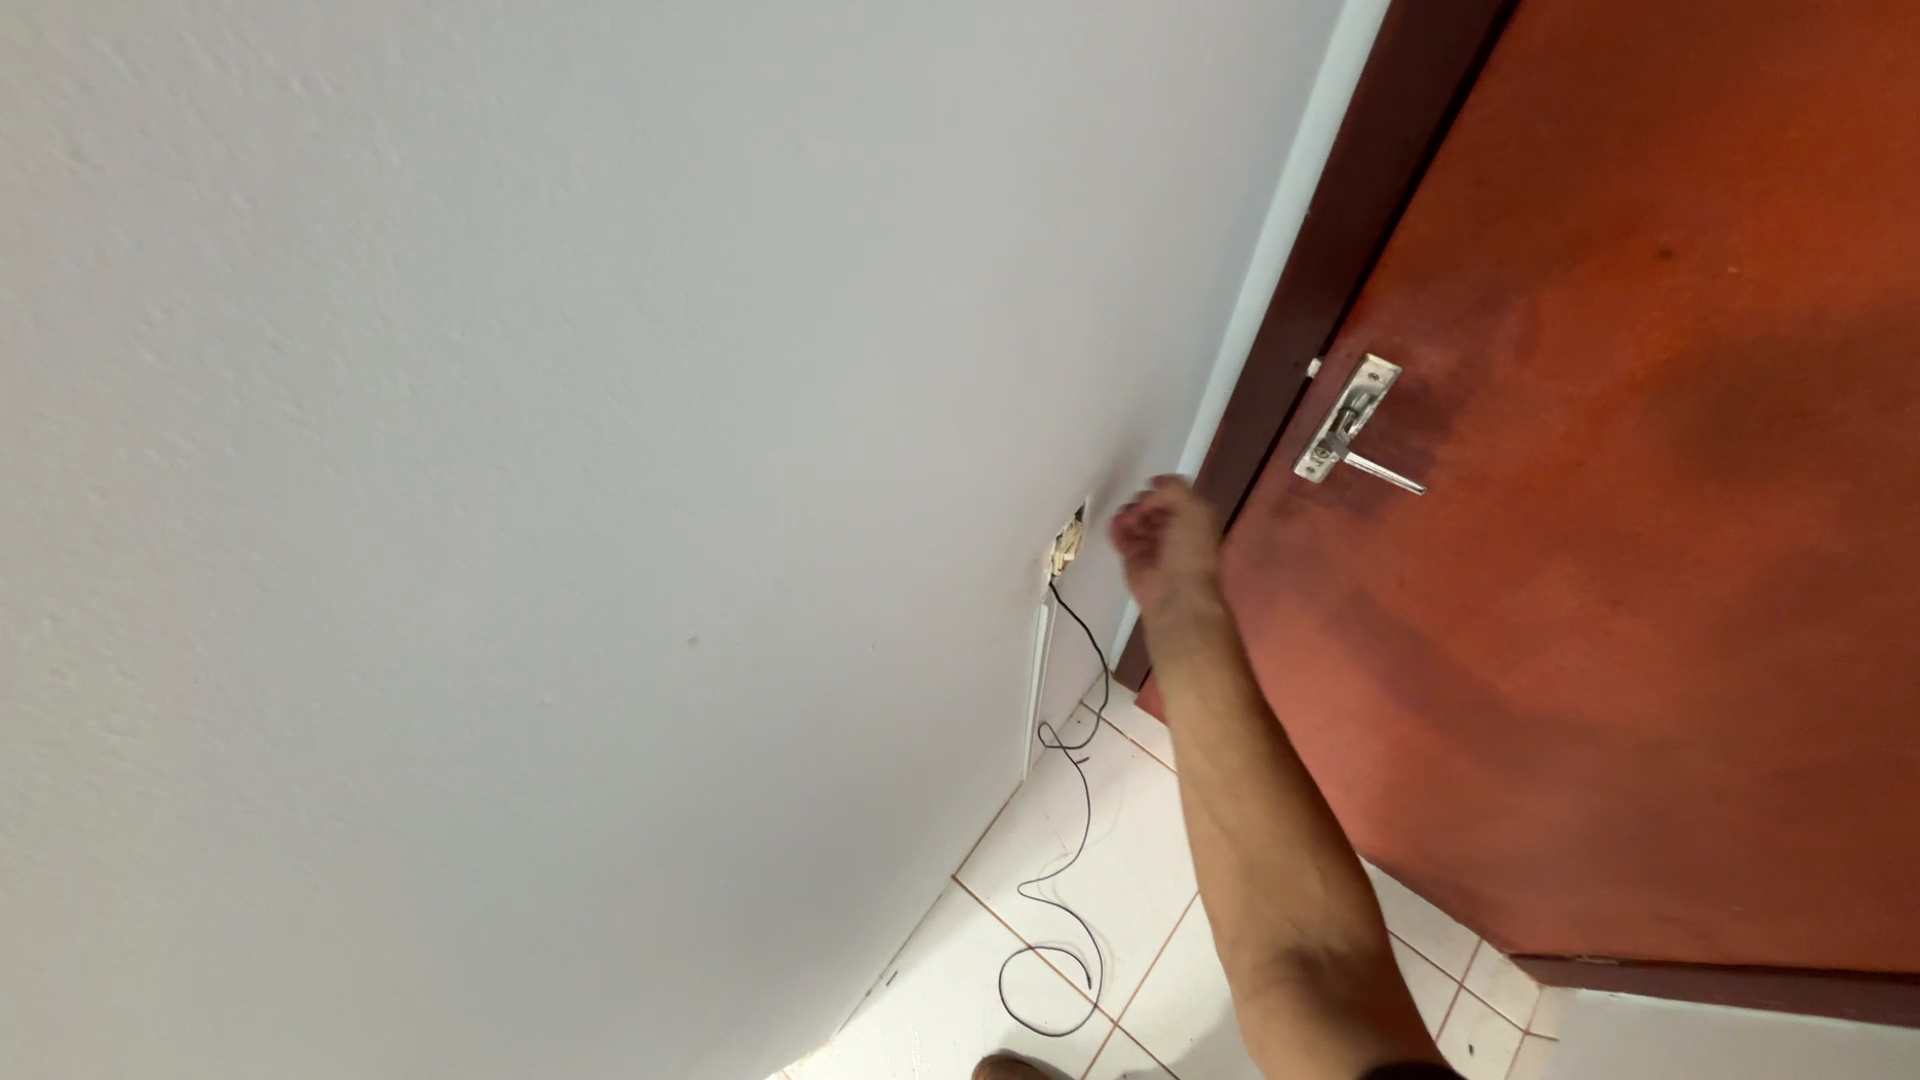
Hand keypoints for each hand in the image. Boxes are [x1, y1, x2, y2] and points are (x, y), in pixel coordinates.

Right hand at [1108, 475, 1223, 617]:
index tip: (1153, 489)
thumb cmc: (1190, 550)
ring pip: (1135, 518)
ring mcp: (1152, 544)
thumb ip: (1174, 489)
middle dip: (1143, 502)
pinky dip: (1116, 528)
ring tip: (1128, 520)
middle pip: (1151, 505)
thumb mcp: (1194, 509)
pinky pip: (1121, 536)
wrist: (1176, 593)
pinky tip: (1117, 526)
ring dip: (1128, 513)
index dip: (1162, 490)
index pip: (1174, 495)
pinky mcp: (1132, 557)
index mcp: (1193, 518)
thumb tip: (1153, 484)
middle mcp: (1173, 530)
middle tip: (1141, 510)